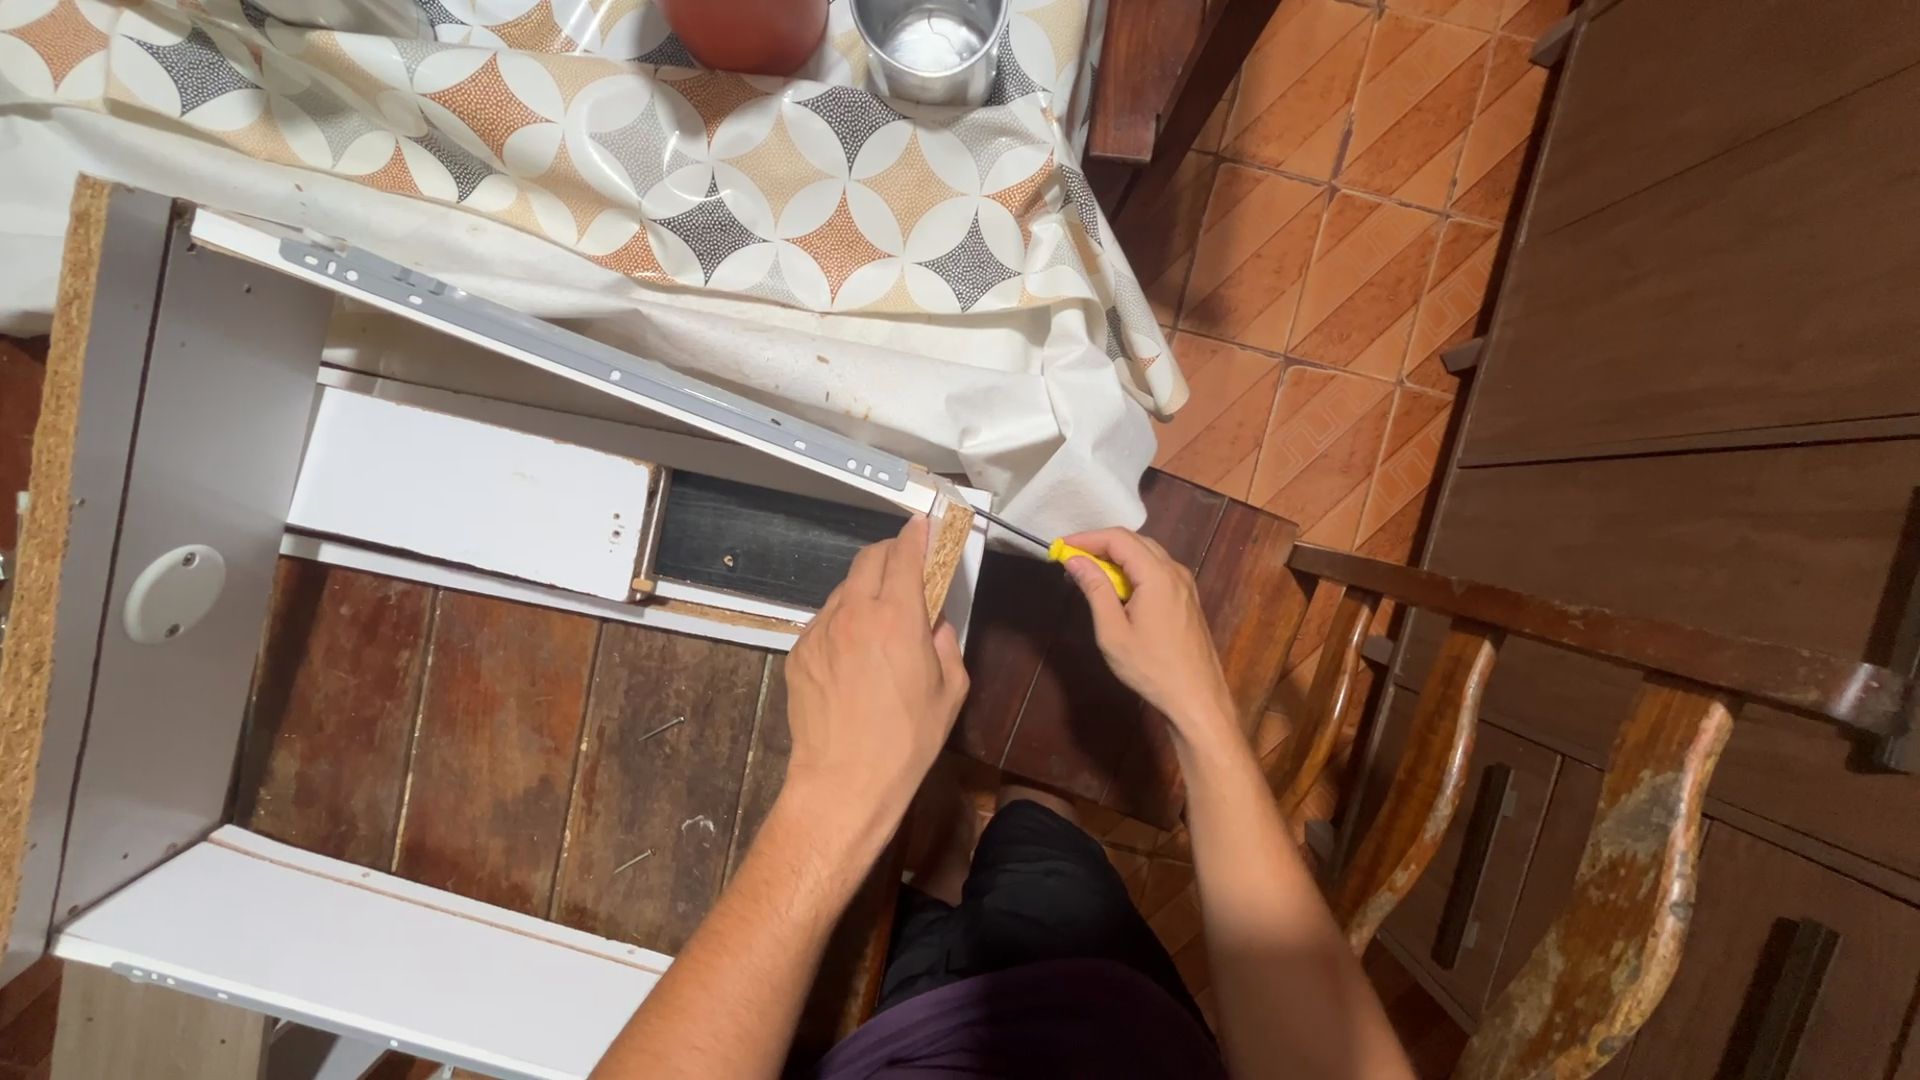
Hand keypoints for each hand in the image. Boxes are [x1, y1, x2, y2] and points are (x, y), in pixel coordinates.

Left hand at [782, 515, 970, 833]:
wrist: (843, 782)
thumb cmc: (907, 740)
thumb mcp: (950, 689)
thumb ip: (944, 640)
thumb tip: (933, 618)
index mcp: (897, 618)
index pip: (905, 554)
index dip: (917, 534)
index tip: (924, 526)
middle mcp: (854, 614)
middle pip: (868, 558)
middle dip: (890, 552)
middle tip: (906, 564)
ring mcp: (820, 631)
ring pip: (844, 589)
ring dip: (866, 588)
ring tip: (879, 617)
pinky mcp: (798, 652)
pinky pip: (825, 621)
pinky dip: (844, 620)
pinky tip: (853, 652)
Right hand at [1060, 528, 1237, 744]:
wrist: (1196, 697)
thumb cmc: (1150, 667)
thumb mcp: (1113, 631)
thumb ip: (1095, 589)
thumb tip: (1075, 560)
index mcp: (1157, 575)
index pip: (1118, 539)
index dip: (1087, 538)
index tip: (1060, 547)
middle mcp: (1174, 571)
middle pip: (1134, 541)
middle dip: (1100, 544)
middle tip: (1070, 559)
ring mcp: (1184, 584)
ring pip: (1147, 554)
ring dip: (1116, 557)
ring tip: (1088, 572)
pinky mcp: (1187, 597)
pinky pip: (1156, 569)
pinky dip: (1132, 569)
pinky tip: (1116, 587)